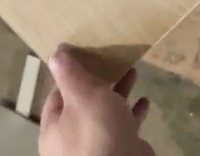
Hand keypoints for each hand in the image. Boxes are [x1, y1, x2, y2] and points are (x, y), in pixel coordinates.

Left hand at [37, 46, 154, 155]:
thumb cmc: (97, 131)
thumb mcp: (83, 96)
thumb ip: (70, 74)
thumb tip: (55, 52)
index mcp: (55, 128)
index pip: (57, 95)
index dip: (72, 75)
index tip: (89, 54)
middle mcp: (71, 140)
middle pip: (83, 104)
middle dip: (100, 81)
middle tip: (115, 60)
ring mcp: (96, 146)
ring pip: (105, 114)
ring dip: (119, 93)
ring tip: (134, 72)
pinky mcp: (117, 149)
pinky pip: (124, 126)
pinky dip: (133, 112)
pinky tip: (144, 101)